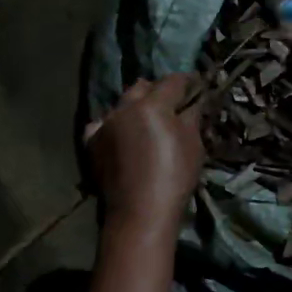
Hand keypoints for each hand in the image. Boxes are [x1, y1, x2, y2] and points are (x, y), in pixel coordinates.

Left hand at [85, 74, 203, 229]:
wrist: (141, 210)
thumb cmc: (175, 175)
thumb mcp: (193, 144)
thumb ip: (192, 116)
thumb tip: (196, 101)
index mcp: (152, 104)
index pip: (173, 81)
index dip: (189, 80)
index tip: (199, 84)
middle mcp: (124, 107)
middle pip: (143, 87)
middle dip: (159, 90)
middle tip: (174, 102)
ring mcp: (105, 123)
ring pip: (122, 104)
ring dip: (136, 106)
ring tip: (149, 118)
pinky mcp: (93, 141)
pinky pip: (104, 123)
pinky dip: (115, 123)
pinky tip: (122, 132)